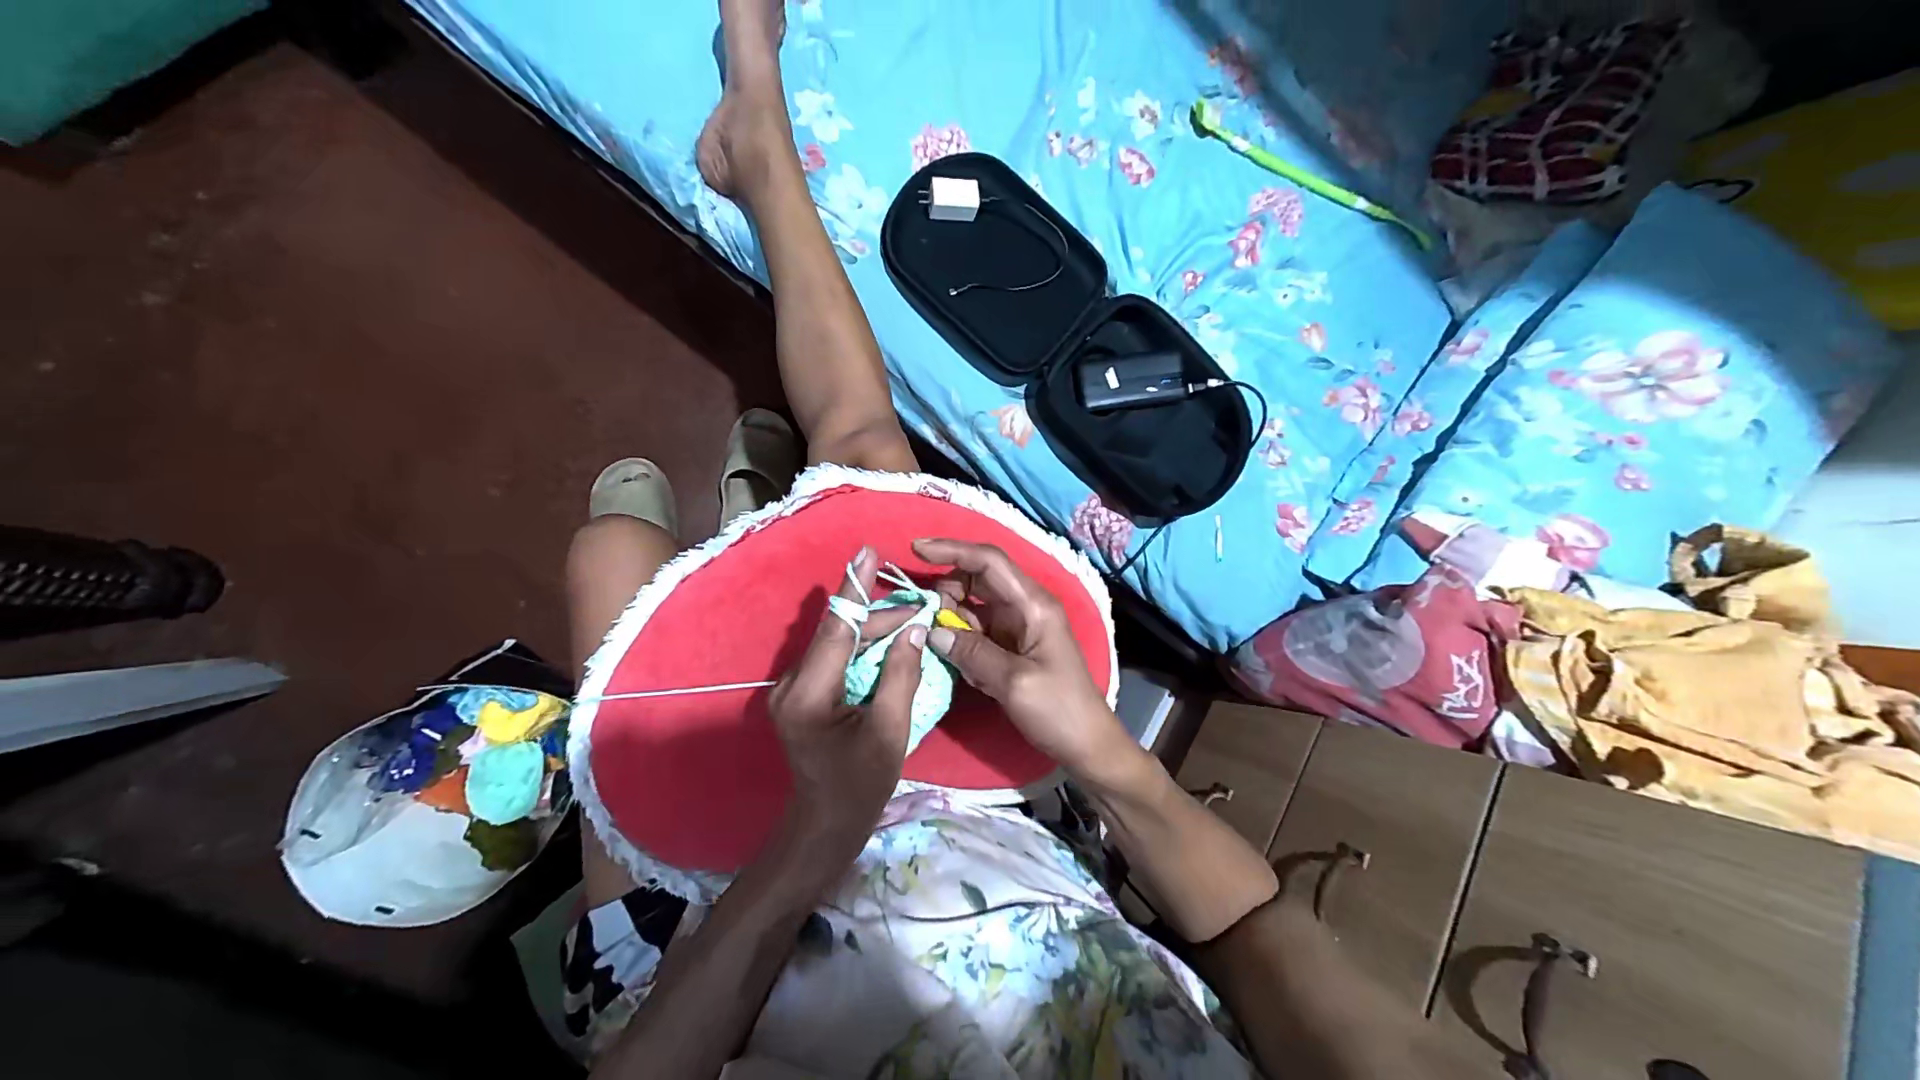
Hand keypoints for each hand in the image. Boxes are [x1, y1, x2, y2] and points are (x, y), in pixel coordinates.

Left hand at [766, 546, 924, 858]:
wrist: (825, 823)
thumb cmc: (859, 785)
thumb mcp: (889, 732)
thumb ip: (901, 676)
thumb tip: (915, 630)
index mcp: (808, 693)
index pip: (835, 628)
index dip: (855, 589)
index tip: (867, 552)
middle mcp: (790, 683)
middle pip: (837, 634)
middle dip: (877, 617)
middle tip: (919, 608)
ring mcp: (790, 689)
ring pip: (835, 644)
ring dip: (870, 630)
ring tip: (908, 619)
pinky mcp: (799, 695)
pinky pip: (832, 659)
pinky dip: (859, 647)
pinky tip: (885, 641)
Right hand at [912, 538, 1142, 782]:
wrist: (1085, 745)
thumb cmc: (1058, 709)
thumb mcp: (1013, 682)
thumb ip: (971, 652)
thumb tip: (932, 632)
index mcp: (1033, 604)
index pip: (989, 561)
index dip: (953, 550)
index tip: (916, 549)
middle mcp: (1023, 607)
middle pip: (977, 578)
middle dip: (947, 588)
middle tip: (925, 615)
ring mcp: (1015, 626)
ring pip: (972, 605)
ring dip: (950, 618)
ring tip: (938, 644)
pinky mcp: (1008, 647)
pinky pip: (975, 631)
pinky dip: (960, 640)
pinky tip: (959, 665)